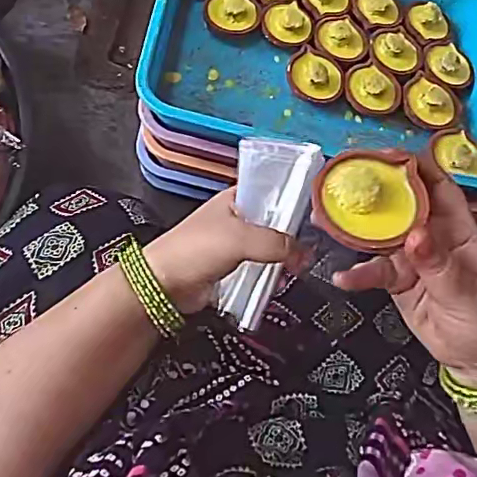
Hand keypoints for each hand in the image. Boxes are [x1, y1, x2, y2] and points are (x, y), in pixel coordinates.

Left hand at [143, 188, 299, 312]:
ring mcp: (235, 244)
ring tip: (293, 269)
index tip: (312, 218)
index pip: (273, 193)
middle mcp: (238, 219)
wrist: (164, 284)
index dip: (293, 204)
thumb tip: (301, 252)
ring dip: (282, 261)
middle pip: (276, 225)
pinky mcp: (233, 268)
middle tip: (305, 251)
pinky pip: (260, 270)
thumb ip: (276, 243)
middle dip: (291, 240)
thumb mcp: (241, 238)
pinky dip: (270, 277)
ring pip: (270, 250)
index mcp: (236, 199)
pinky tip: (277, 283)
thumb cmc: (192, 249)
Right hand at [331, 155, 476, 386]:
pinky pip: (373, 270)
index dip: (415, 168)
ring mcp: (412, 257)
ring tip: (328, 221)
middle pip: (402, 204)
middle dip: (375, 191)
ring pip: (380, 234)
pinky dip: (357, 272)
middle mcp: (432, 236)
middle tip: (345, 182)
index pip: (438, 187)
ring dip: (355, 228)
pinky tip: (343, 276)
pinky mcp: (397, 279)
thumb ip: (438, 265)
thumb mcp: (467, 293)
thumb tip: (415, 236)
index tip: (388, 156)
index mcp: (458, 230)